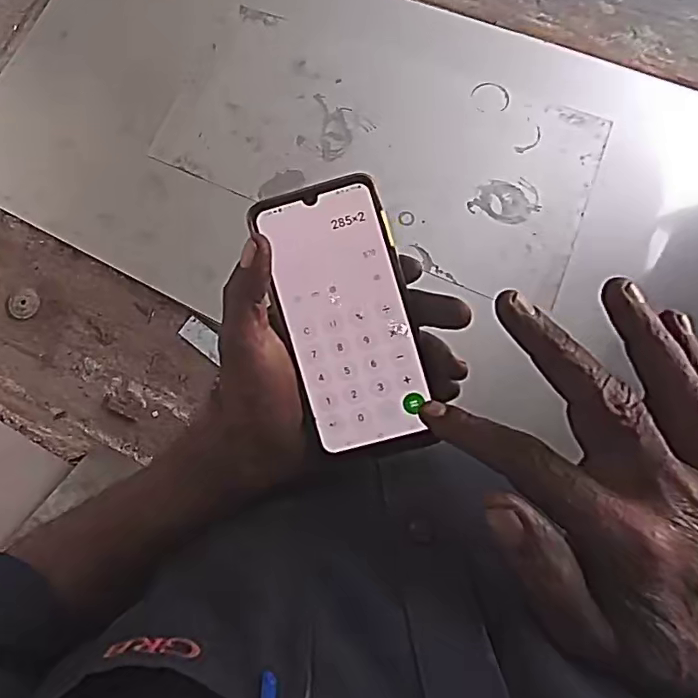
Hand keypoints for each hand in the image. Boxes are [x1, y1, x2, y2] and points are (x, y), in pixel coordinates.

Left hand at [184, 235, 472, 494]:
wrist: (253, 453)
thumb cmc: (243, 396)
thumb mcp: (243, 337)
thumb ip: (247, 291)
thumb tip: (258, 244)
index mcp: (308, 312)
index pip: (351, 277)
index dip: (383, 266)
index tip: (407, 266)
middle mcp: (334, 334)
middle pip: (389, 310)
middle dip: (427, 309)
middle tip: (454, 314)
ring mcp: (352, 366)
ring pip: (402, 349)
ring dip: (432, 351)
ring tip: (450, 364)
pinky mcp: (363, 398)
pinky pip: (401, 387)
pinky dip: (424, 387)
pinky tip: (438, 391)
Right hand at [421, 280, 697, 697]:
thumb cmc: (657, 657)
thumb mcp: (584, 635)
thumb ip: (540, 568)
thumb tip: (499, 506)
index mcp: (624, 536)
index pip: (535, 465)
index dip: (480, 434)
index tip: (443, 414)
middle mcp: (666, 497)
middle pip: (603, 403)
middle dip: (552, 348)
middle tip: (517, 309)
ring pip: (673, 393)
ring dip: (641, 336)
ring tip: (617, 291)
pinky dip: (692, 361)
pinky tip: (675, 324)